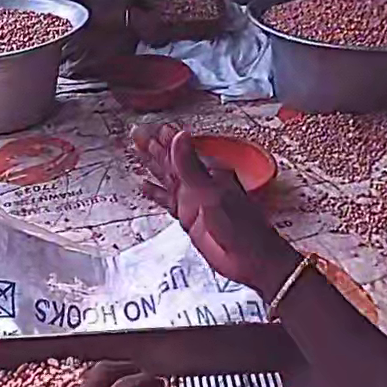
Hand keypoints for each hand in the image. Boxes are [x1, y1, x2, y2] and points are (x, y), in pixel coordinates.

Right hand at [133, 122, 300, 293]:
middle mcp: (200, 183)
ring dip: (152, 167)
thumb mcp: (211, 193)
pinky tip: (143, 186)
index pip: (181, 150)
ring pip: (167, 178)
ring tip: (137, 153)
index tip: (151, 127)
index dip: (165, 139)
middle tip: (137, 135)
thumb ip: (190, 166)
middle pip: (171, 161)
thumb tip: (179, 136)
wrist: (250, 259)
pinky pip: (167, 201)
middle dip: (154, 149)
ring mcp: (193, 200)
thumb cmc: (240, 225)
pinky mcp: (188, 217)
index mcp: (209, 172)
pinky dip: (155, 193)